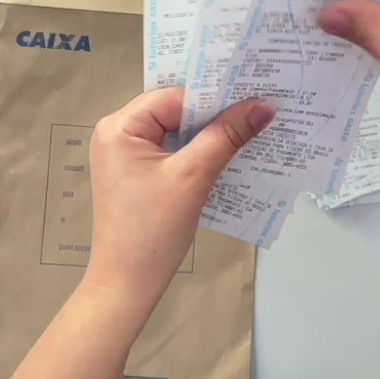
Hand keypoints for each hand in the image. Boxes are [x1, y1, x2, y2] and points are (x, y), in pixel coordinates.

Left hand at [82, 88, 272, 305]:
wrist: (127, 282)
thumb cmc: (153, 229)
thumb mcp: (193, 177)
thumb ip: (226, 136)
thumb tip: (262, 106)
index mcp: (120, 126)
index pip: (175, 96)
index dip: (215, 96)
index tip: (254, 95)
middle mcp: (117, 132)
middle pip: (175, 110)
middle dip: (215, 113)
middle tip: (258, 108)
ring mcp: (125, 154)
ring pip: (176, 131)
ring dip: (209, 134)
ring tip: (250, 129)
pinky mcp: (136, 173)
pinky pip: (172, 150)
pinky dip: (197, 151)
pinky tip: (227, 154)